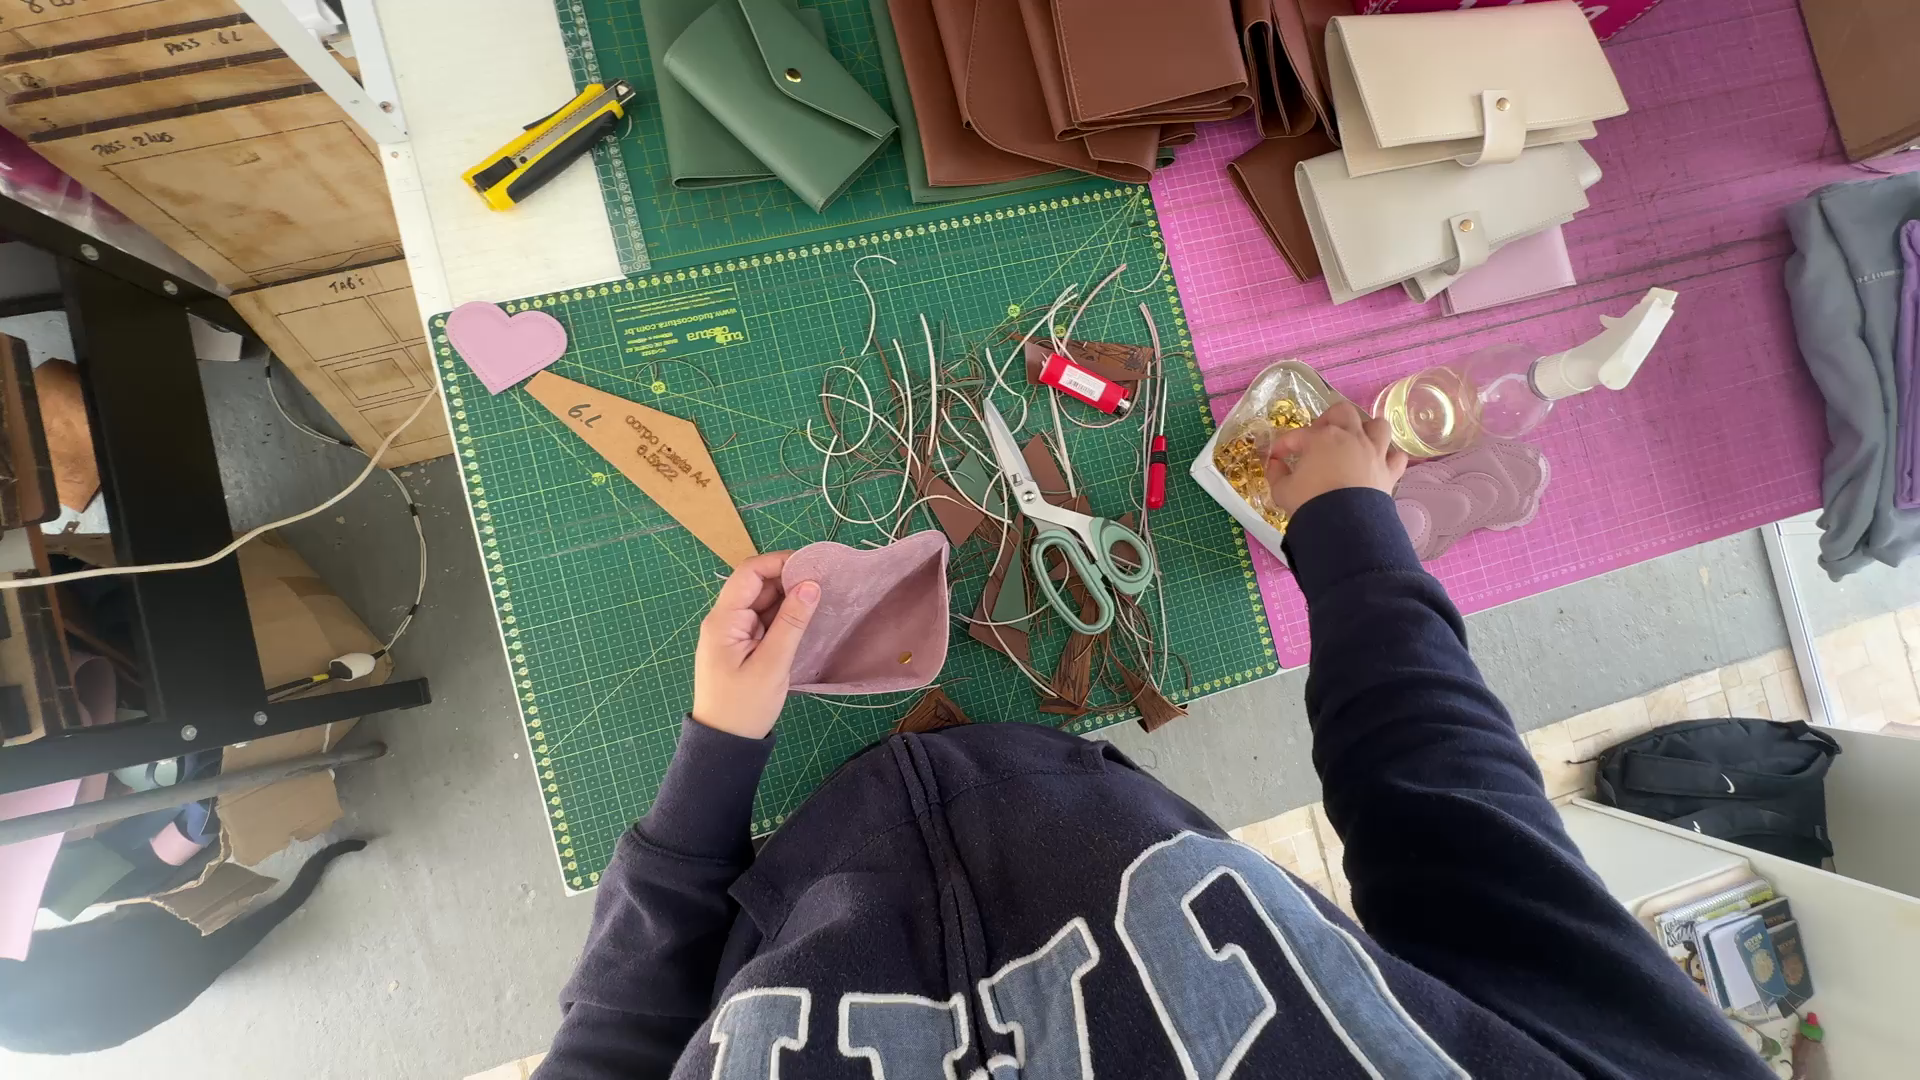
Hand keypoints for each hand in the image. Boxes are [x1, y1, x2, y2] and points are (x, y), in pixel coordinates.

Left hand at [691, 552, 820, 739]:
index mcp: (724, 620)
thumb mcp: (772, 664)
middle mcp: (725, 620)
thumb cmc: (744, 707)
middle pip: (756, 584)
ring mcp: (734, 632)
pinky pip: (765, 619)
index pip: (749, 573)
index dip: (778, 562)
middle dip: (788, 578)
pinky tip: (806, 616)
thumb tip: (810, 584)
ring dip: (788, 596)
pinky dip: (785, 614)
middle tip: (823, 582)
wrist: (724, 744)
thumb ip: (791, 622)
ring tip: (820, 597)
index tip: (812, 565)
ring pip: (763, 601)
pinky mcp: (744, 645)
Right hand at [1265, 402, 1408, 515]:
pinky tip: (1377, 463)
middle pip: (1343, 412)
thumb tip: (1274, 464)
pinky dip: (1388, 457)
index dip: (1283, 445)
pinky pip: (1396, 456)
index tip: (1276, 457)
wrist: (1342, 522)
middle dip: (1329, 419)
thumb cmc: (1309, 501)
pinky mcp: (1389, 471)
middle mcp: (1351, 437)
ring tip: (1354, 443)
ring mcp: (1373, 451)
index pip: (1297, 435)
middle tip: (1320, 436)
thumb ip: (1276, 473)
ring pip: (1378, 426)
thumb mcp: (1282, 489)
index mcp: (1321, 438)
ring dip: (1366, 431)